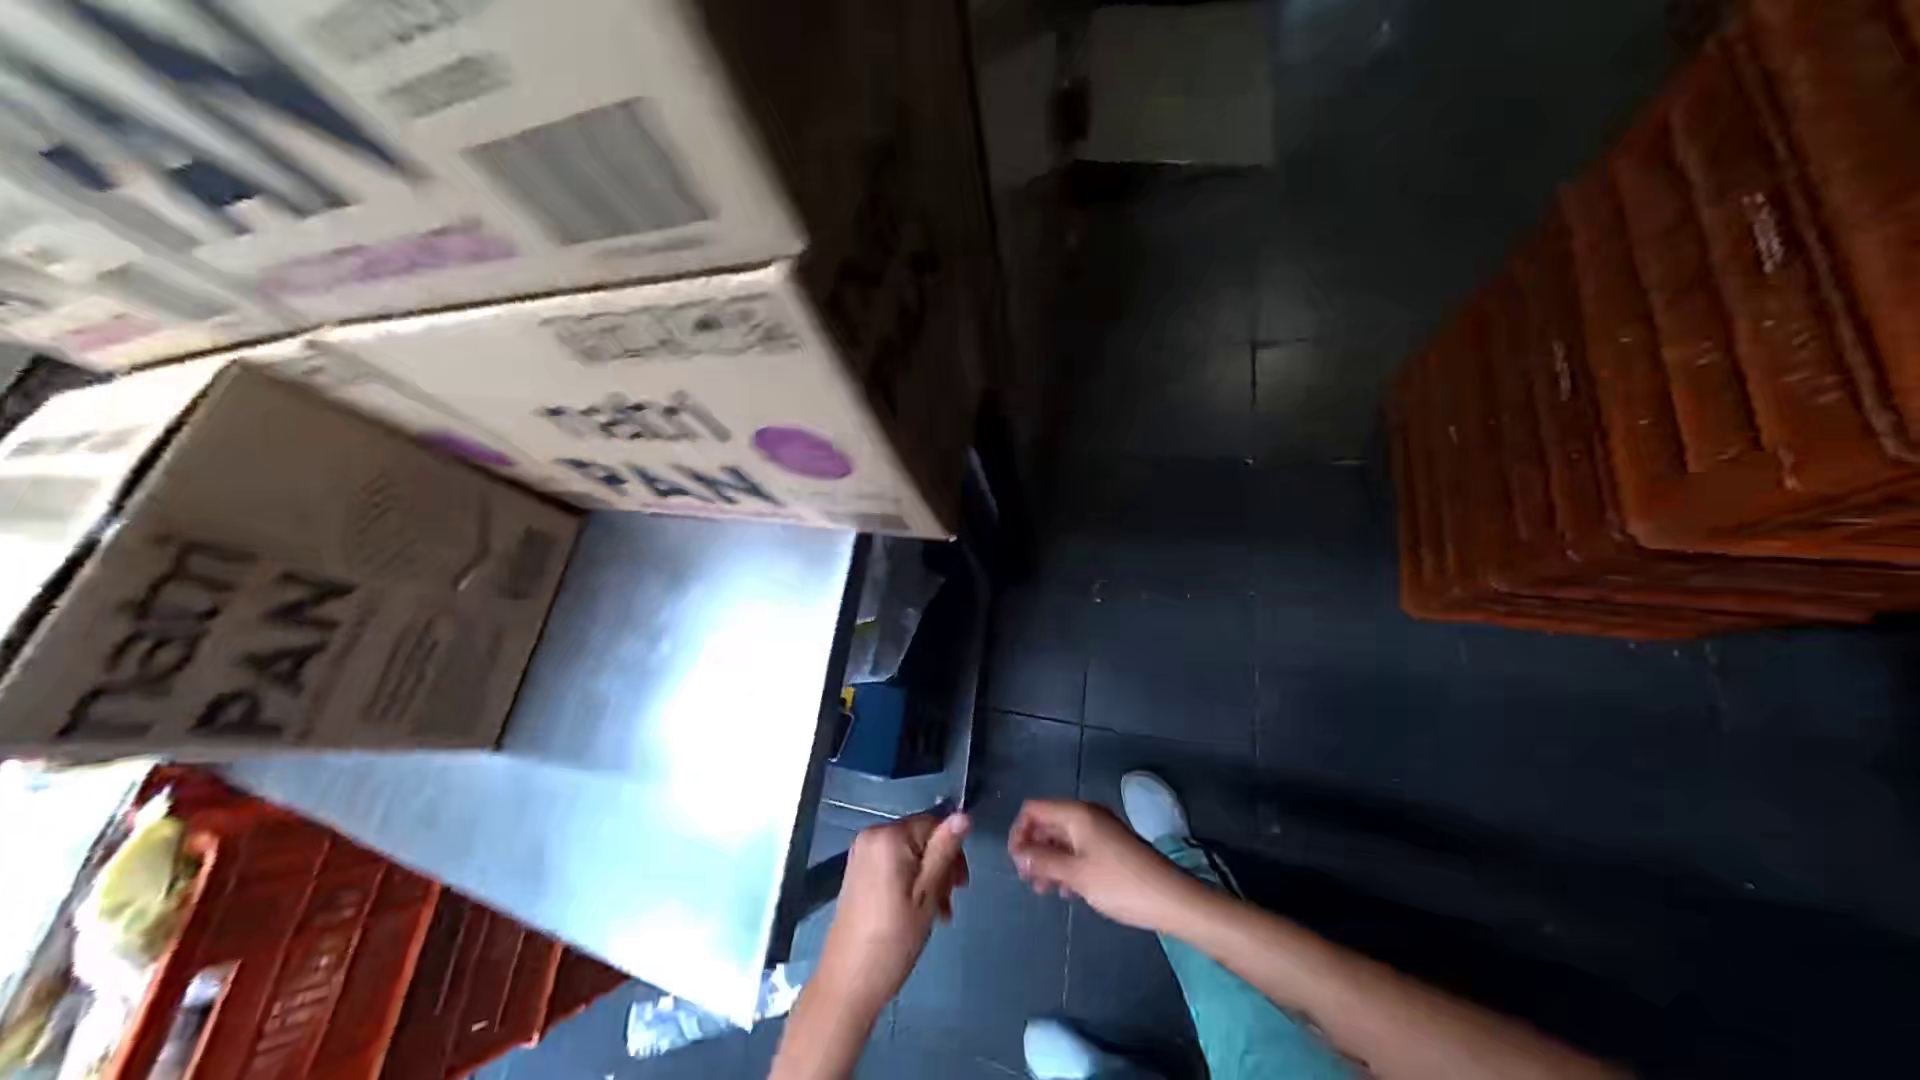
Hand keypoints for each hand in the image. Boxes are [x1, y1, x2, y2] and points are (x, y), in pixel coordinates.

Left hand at [815, 813, 970, 1011]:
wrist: (848, 982)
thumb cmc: (894, 938)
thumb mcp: (928, 893)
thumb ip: (944, 851)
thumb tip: (964, 815)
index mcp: (888, 836)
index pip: (933, 824)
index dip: (952, 851)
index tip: (960, 886)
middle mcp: (871, 835)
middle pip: (921, 838)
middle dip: (940, 867)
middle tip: (948, 904)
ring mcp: (861, 854)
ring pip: (910, 854)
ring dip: (928, 879)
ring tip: (936, 914)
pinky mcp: (857, 872)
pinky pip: (894, 864)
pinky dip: (910, 882)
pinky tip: (917, 911)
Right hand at [1008, 799, 1204, 931]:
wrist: (1171, 899)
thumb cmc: (1119, 884)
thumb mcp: (1075, 874)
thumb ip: (1042, 861)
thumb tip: (1018, 854)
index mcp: (1077, 814)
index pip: (1034, 809)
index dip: (1019, 832)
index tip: (1016, 863)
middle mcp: (1088, 815)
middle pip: (1048, 823)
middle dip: (1034, 849)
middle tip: (1028, 880)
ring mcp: (1101, 831)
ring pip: (1063, 839)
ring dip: (1049, 860)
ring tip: (1044, 890)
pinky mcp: (1111, 848)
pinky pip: (1079, 849)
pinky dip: (1067, 865)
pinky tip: (1067, 891)